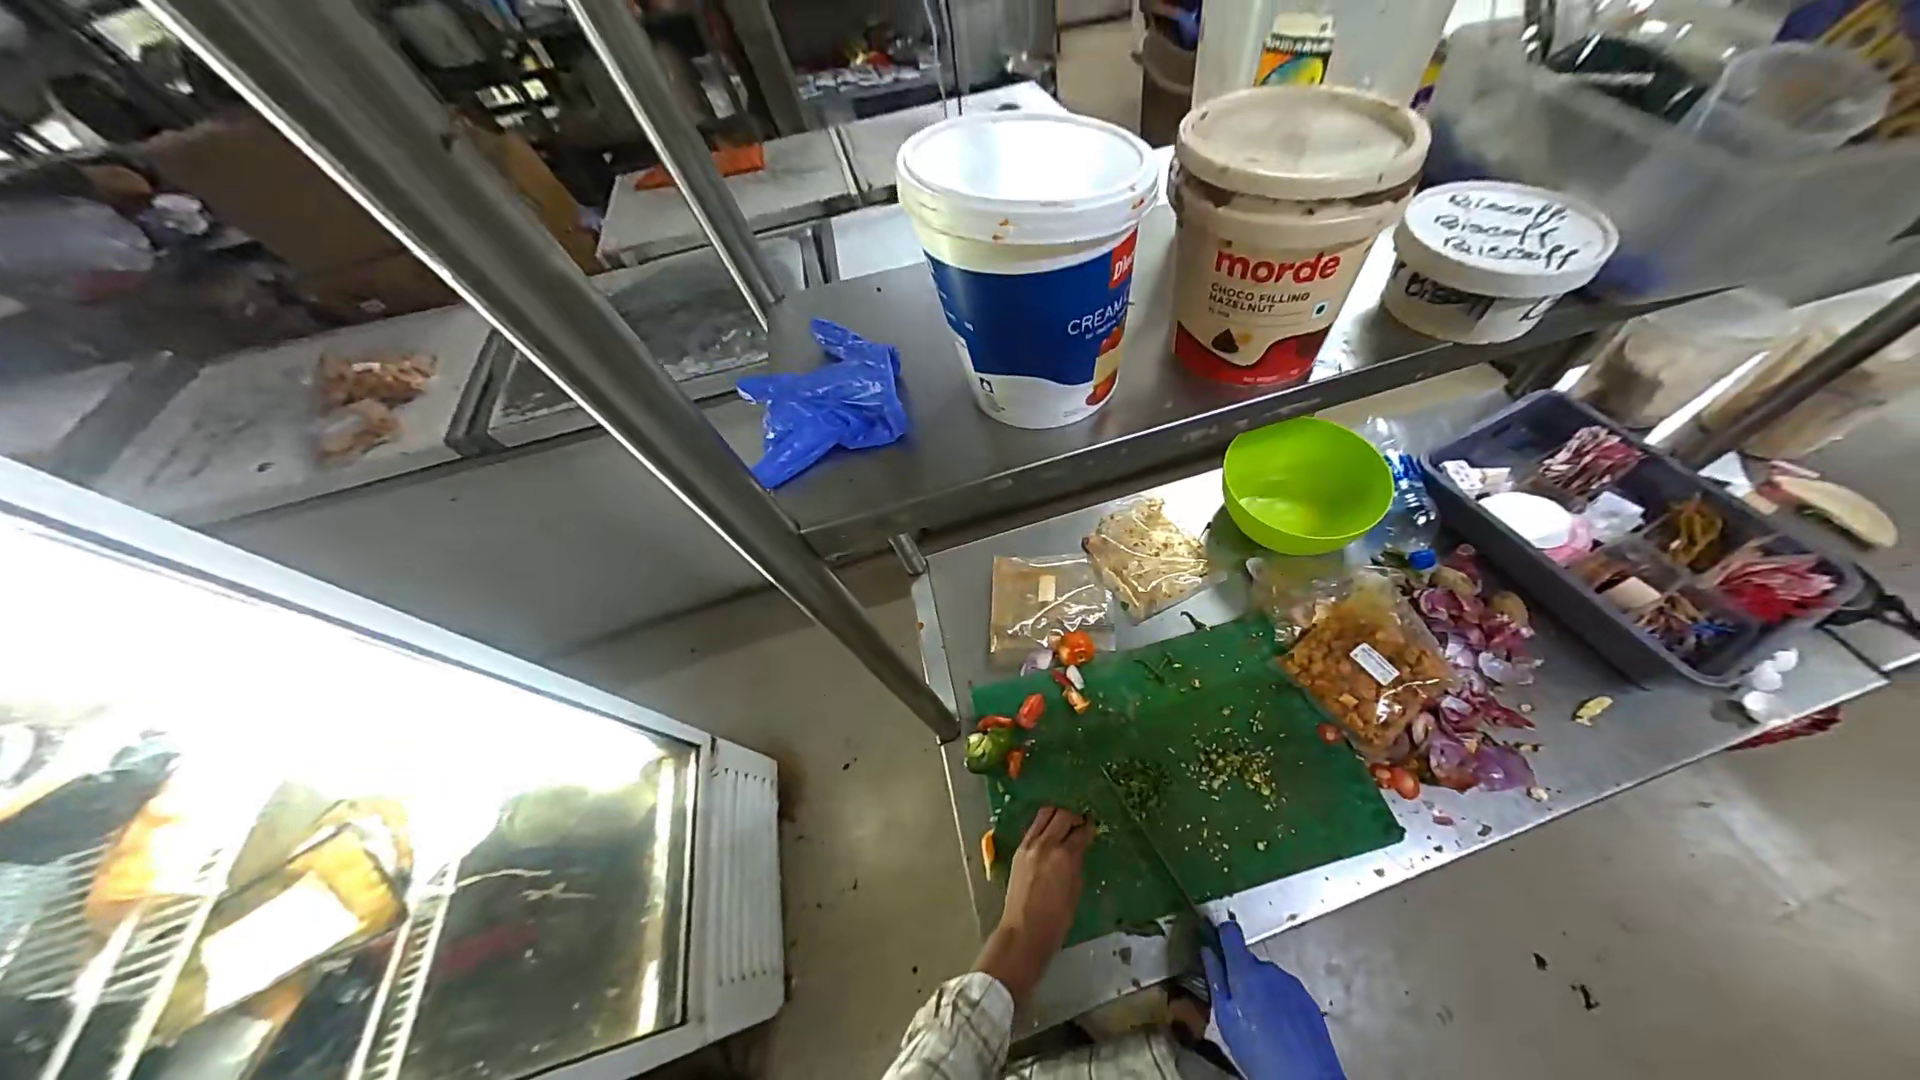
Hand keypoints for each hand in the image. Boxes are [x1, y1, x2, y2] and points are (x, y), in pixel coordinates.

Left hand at [973, 806, 1093, 1003]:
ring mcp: (1029, 845)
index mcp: (1064, 856)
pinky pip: (1033, 827)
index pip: (1080, 832)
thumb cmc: (1056, 920)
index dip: (1088, 828)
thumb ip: (1076, 865)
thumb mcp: (1075, 891)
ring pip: (1045, 815)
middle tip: (1080, 822)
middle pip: (1061, 815)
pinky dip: (1044, 824)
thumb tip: (1077, 851)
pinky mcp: (1019, 849)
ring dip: (1057, 815)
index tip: (1093, 826)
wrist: (1023, 931)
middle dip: (1073, 816)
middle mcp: (1045, 844)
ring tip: (1065, 823)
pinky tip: (1050, 833)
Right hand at [1201, 919, 1345, 1079]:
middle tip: (1238, 1006)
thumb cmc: (1257, 1052)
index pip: (1230, 932)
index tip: (1215, 943)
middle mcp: (1269, 969)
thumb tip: (1207, 950)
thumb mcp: (1226, 1020)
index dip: (1221, 933)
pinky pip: (1285, 991)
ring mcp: (1292, 983)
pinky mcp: (1308, 1000)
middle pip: (1249, 960)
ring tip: (1261, 1022)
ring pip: (1268, 977)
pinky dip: (1279, 1002)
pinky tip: (1280, 1029)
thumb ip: (1215, 981)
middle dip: (1241, 975)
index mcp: (1245, 970)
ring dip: (1261, 990)